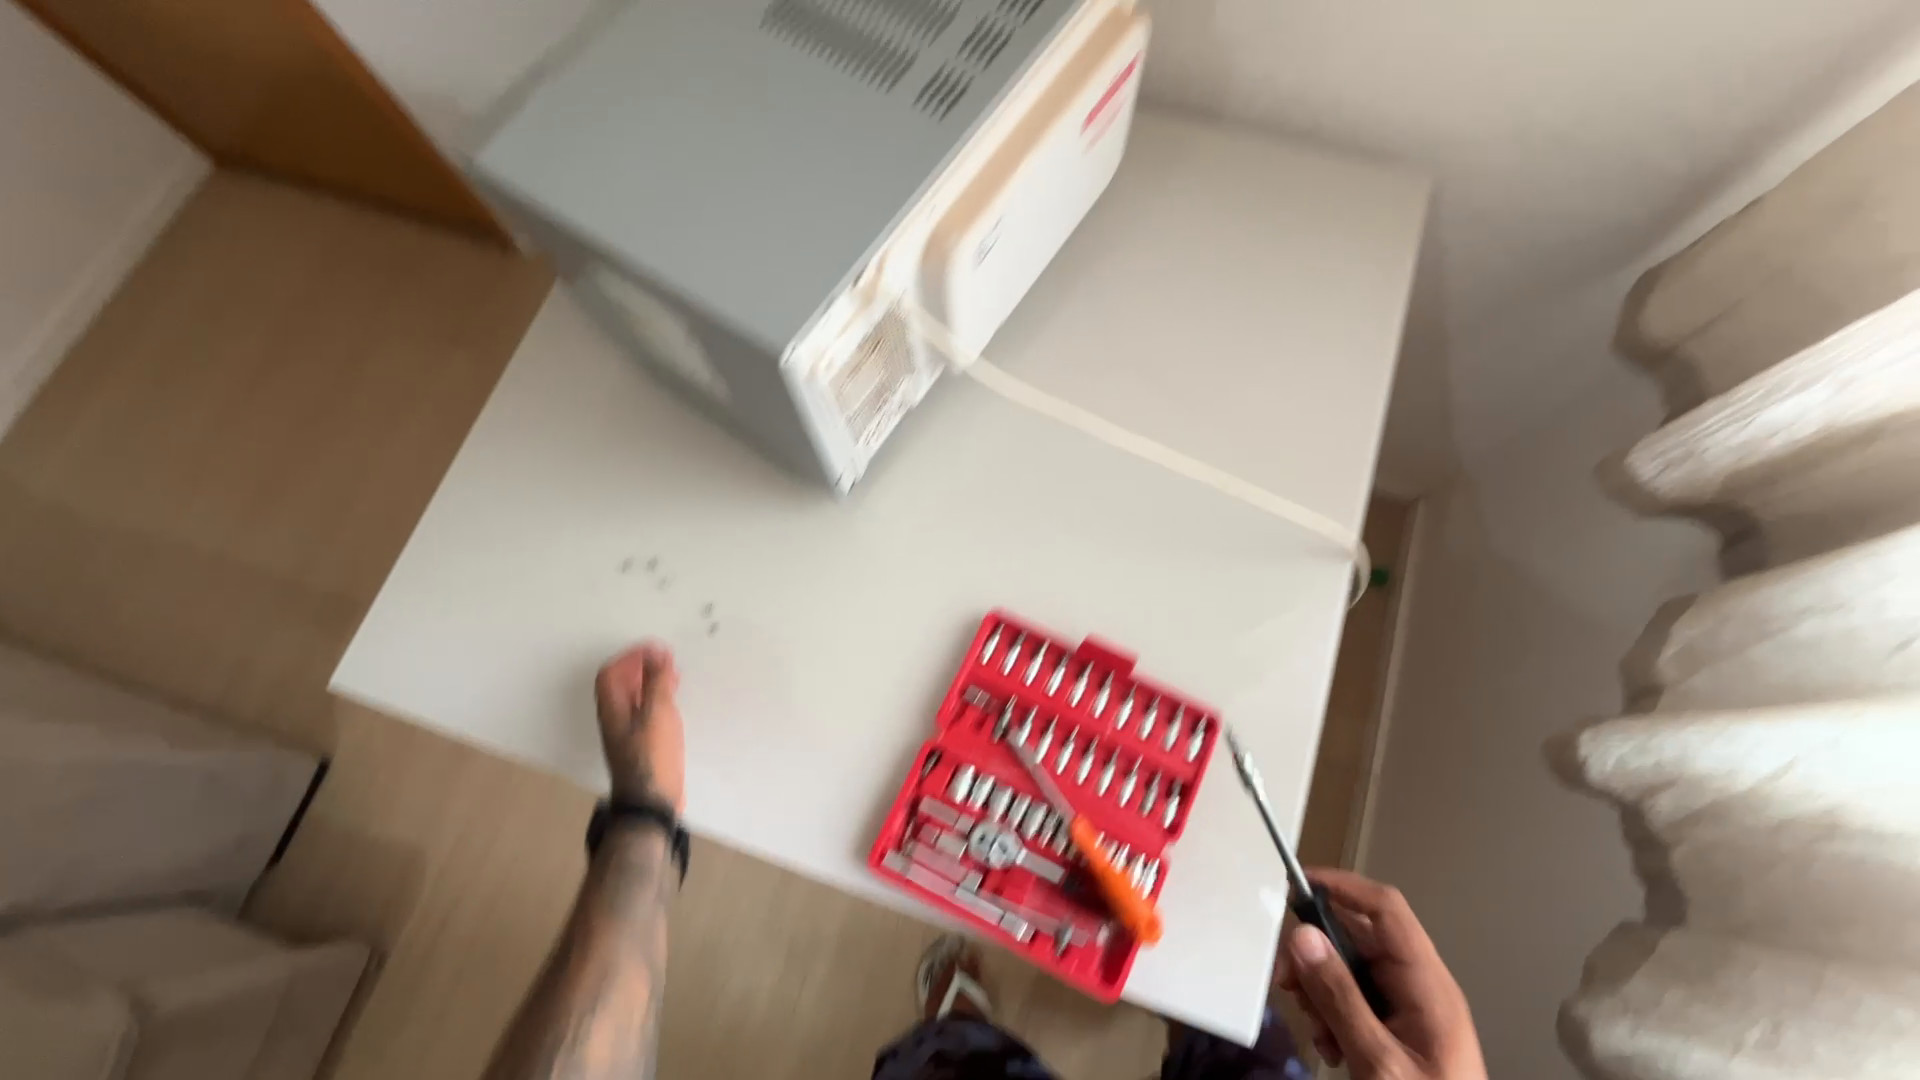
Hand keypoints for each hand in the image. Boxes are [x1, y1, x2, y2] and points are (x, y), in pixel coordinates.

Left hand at [594, 642, 686, 811]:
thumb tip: (656, 653)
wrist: (651, 802)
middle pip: (620, 684)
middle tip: (664, 657)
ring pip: (634, 697)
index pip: (611, 673)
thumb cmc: (651, 758)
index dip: (630, 656)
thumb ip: (656, 682)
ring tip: (671, 673)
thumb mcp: (657, 714)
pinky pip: (646, 711)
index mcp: (613, 709)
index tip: (654, 648)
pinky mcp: (643, 743)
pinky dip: (658, 698)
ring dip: (650, 681)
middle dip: (641, 666)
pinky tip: (673, 701)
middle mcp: (616, 718)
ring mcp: (628, 732)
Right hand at [1279, 869, 1485, 1079]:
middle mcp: (1419, 986)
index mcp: (1428, 984)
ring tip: (1315, 1031)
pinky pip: (1354, 999)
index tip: (1294, 886)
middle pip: (1357, 938)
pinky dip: (1331, 1014)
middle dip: (1315, 954)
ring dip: (1320, 991)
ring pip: (1349, 969)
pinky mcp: (1399, 1031)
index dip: (1341, 887)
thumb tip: (1302, 935)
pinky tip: (1330, 1048)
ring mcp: (1410, 1009)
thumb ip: (1339, 998)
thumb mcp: (1379, 1063)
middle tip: (1285, 983)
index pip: (1385, 909)